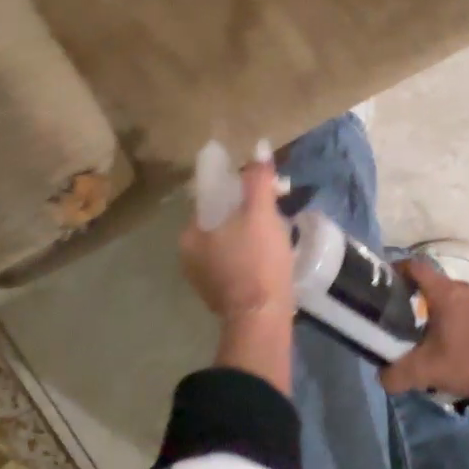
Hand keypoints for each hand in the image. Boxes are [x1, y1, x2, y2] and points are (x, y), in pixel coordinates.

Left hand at [180, 158, 294, 392]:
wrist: (263, 319)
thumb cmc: (257, 261)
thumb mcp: (260, 213)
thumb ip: (258, 180)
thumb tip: (258, 150)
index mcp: (190, 235)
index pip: (214, 200)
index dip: (240, 191)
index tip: (265, 193)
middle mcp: (190, 258)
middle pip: (223, 223)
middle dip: (248, 215)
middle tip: (277, 214)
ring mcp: (205, 281)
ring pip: (231, 245)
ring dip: (251, 237)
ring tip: (278, 236)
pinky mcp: (222, 298)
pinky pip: (237, 266)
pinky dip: (252, 259)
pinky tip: (272, 260)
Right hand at [379, 259, 468, 403]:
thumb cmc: (468, 363)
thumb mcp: (425, 371)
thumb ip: (395, 374)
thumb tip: (381, 376)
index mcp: (445, 292)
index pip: (415, 267)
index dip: (396, 270)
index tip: (381, 284)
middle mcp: (462, 289)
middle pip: (429, 282)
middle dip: (409, 294)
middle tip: (393, 313)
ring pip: (446, 295)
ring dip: (430, 307)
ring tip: (416, 330)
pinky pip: (460, 306)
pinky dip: (447, 316)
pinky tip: (443, 340)